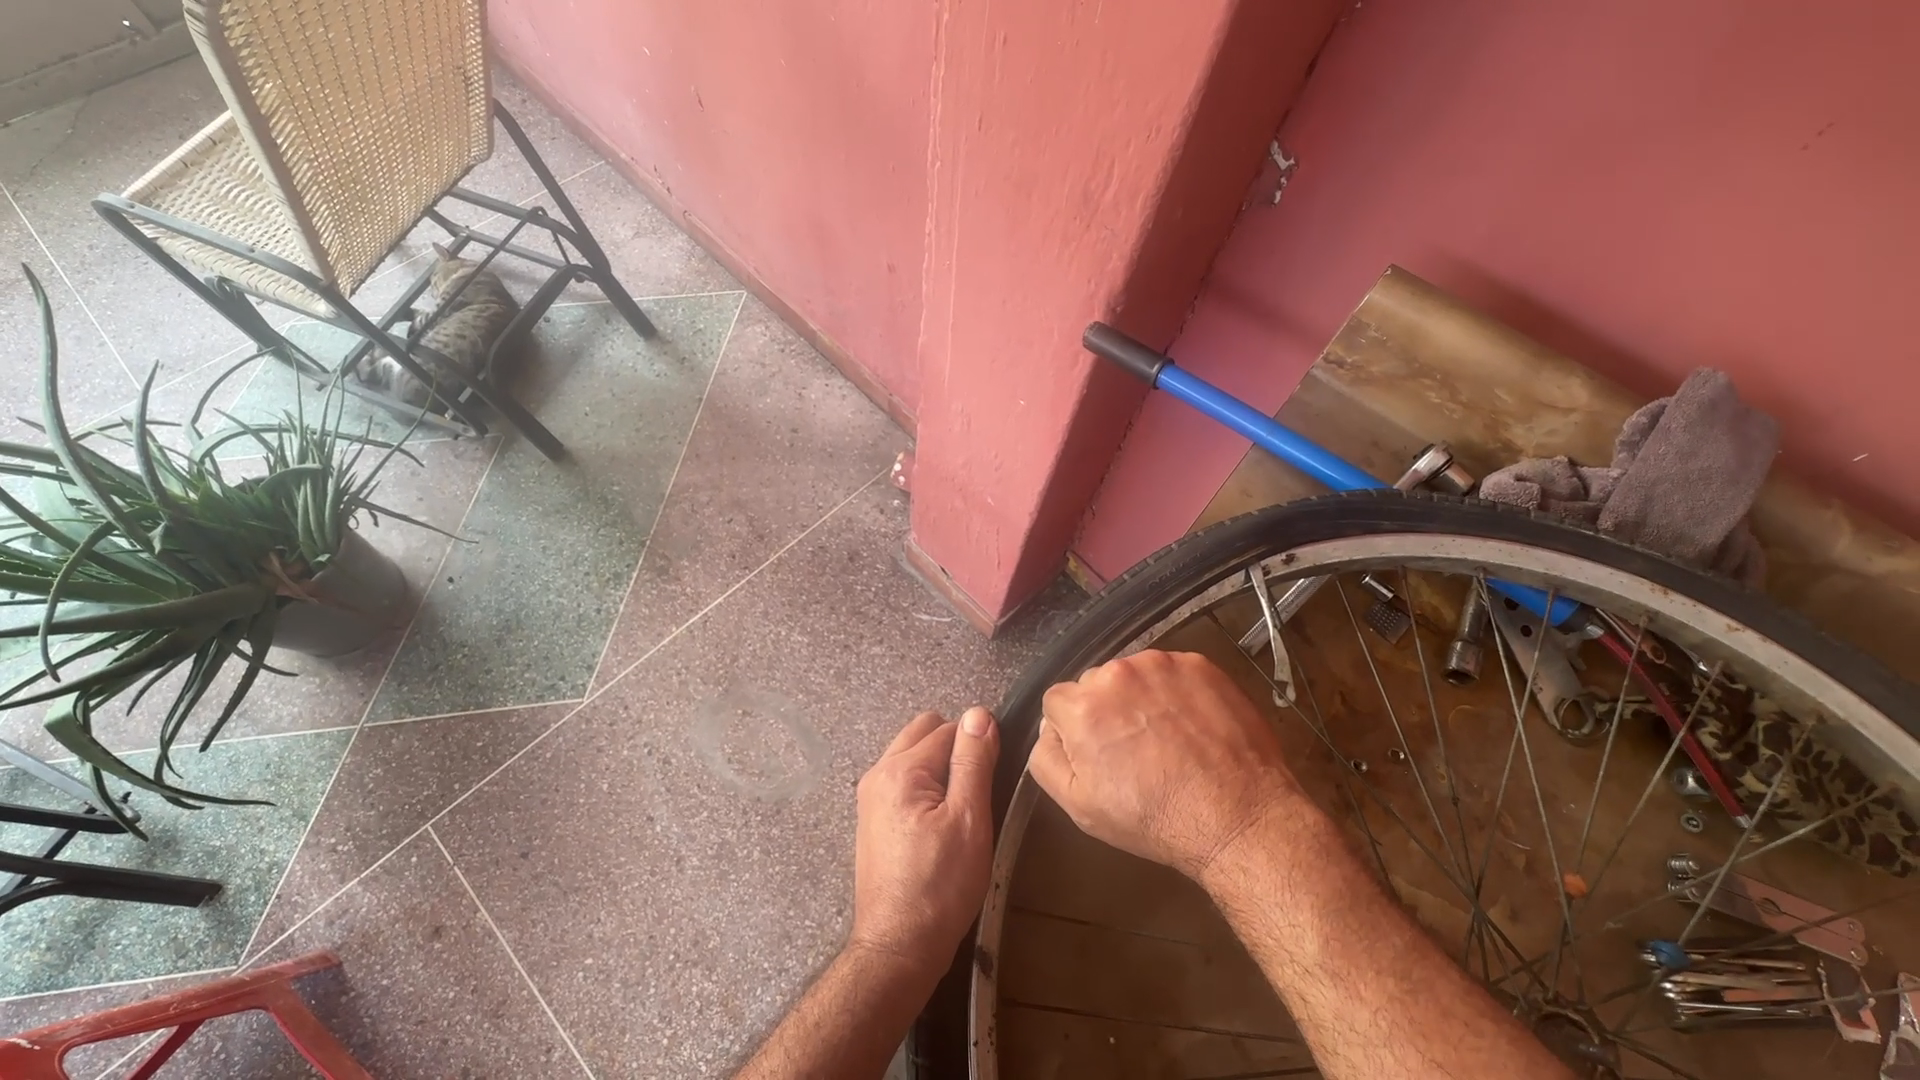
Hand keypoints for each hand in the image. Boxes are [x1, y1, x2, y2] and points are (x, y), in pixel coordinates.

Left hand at [848, 708, 998, 977]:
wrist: (899, 945)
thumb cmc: (941, 885)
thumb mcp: (969, 819)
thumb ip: (973, 761)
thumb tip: (978, 713)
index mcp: (900, 769)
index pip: (949, 729)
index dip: (978, 746)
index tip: (995, 777)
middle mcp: (877, 773)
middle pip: (924, 733)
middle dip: (955, 749)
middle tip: (978, 792)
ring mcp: (870, 797)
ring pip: (914, 757)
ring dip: (940, 769)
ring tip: (962, 811)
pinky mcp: (873, 820)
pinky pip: (904, 782)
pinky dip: (926, 788)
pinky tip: (941, 824)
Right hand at [1027, 650, 1303, 882]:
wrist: (1236, 816)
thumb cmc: (1153, 818)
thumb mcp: (1078, 806)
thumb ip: (1045, 758)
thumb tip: (1047, 729)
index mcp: (1082, 706)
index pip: (1057, 701)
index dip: (1074, 730)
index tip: (1098, 754)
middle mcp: (1117, 673)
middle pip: (1096, 683)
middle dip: (1107, 709)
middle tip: (1133, 749)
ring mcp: (1162, 664)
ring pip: (1134, 674)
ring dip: (1141, 698)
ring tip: (1167, 739)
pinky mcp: (1200, 664)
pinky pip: (1172, 672)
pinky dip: (1176, 693)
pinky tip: (1191, 727)